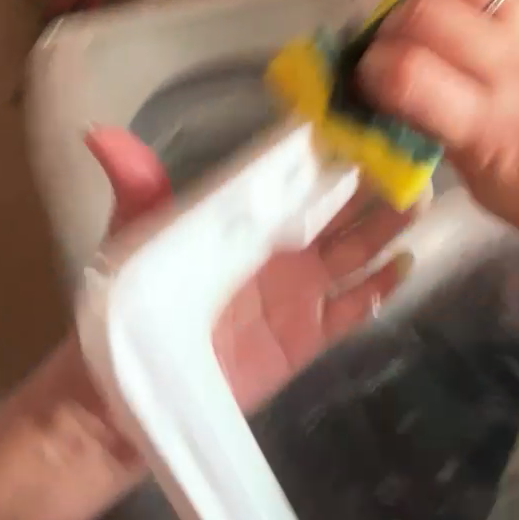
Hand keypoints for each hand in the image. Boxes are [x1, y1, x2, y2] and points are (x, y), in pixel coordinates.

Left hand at [84, 126, 414, 409]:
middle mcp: (281, 250)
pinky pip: (354, 308)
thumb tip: (100, 133)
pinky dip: (380, 290)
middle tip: (409, 157)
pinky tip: (405, 266)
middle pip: (339, 211)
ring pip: (356, 252)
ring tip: (418, 199)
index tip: (364, 124)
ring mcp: (300, 293)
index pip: (298, 179)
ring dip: (386, 227)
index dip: (331, 153)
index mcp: (247, 221)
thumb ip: (138, 190)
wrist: (132, 395)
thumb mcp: (138, 241)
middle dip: (374, 185)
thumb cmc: (134, 308)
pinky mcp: (309, 336)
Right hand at [357, 0, 518, 276]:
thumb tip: (401, 97)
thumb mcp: (485, 190)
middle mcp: (517, 75)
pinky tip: (475, 20)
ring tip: (431, 27)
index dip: (368, 71)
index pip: (405, 75)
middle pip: (427, 12)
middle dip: (391, 28)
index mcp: (492, 133)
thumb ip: (442, 136)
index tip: (364, 82)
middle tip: (390, 51)